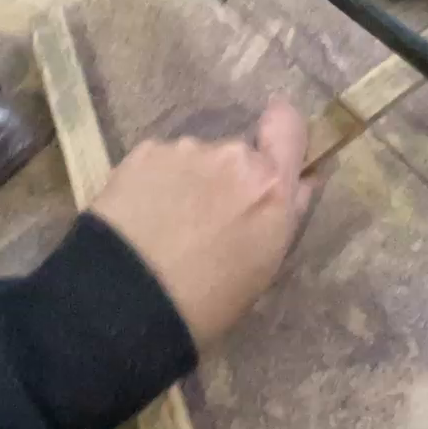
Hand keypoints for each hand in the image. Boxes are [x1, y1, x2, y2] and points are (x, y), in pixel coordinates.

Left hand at [93, 97, 312, 349]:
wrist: (127, 302)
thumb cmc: (208, 302)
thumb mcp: (264, 267)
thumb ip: (285, 214)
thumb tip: (301, 182)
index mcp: (271, 187)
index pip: (289, 126)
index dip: (281, 130)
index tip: (269, 144)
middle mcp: (234, 157)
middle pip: (238, 154)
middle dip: (227, 177)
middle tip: (205, 219)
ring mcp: (186, 150)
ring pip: (196, 158)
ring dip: (189, 180)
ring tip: (166, 224)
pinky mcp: (145, 152)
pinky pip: (160, 162)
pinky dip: (156, 182)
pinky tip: (141, 215)